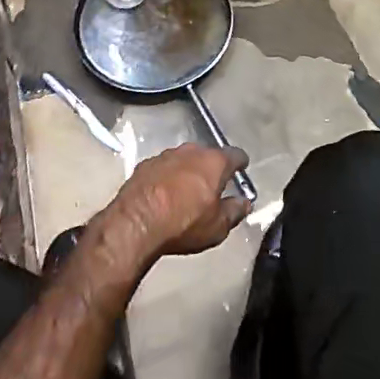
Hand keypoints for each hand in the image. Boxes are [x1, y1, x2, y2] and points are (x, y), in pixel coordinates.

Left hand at [100, 144, 251, 260]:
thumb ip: (234, 211)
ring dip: (188, 170)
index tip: (242, 169)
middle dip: (212, 167)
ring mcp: (165, 155)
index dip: (240, 163)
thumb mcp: (217, 226)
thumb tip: (244, 202)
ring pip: (184, 159)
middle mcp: (190, 151)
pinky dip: (168, 176)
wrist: (135, 223)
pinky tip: (165, 192)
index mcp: (213, 162)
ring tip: (188, 190)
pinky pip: (164, 167)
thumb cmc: (183, 223)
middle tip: (214, 185)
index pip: (235, 155)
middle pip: (208, 155)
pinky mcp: (145, 164)